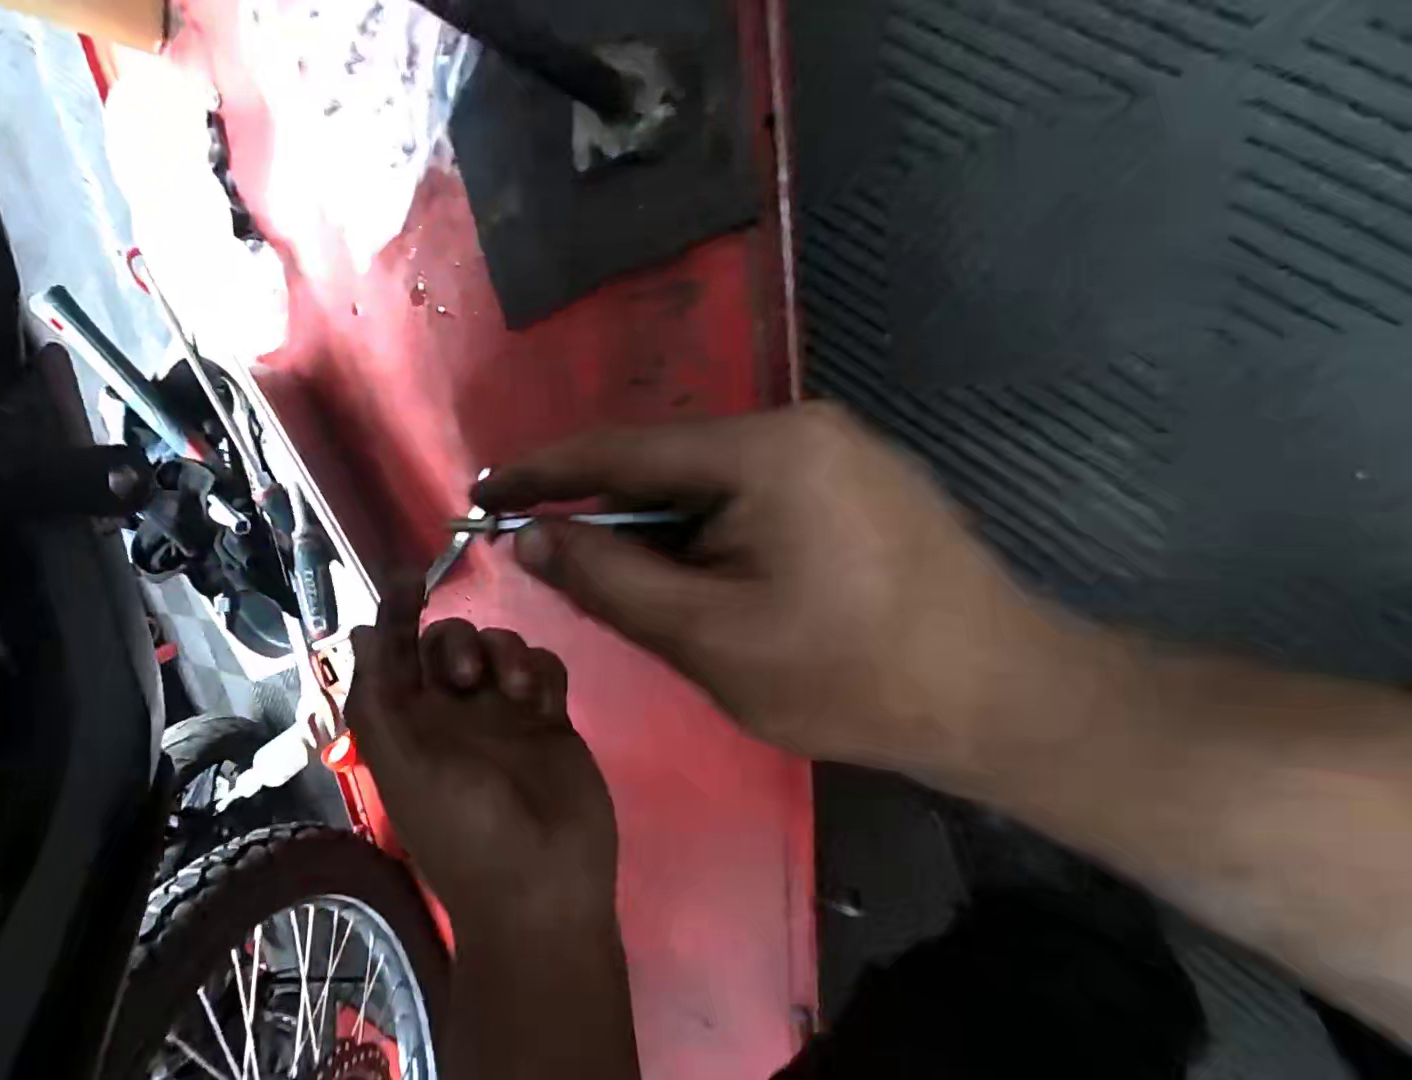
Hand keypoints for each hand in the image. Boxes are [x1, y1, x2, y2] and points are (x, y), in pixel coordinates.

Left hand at [346, 585, 617, 929]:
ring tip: (517, 694)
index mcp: (411, 719)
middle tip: (468, 681)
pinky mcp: (549, 718)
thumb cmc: (463, 827)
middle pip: (450, 641)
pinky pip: (542, 666)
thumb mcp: (402, 764)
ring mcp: (503, 712)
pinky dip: (539, 669)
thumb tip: (359, 632)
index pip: (398, 649)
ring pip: (499, 646)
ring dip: (504, 653)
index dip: (397, 611)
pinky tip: (542, 701)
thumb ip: (377, 697)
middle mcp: (453, 709)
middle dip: (457, 644)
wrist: (543, 887)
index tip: (409, 577)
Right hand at [473, 403, 1077, 777]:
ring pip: (698, 489)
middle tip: (557, 566)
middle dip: (604, 518)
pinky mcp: (843, 484)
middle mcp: (795, 429)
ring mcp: (826, 453)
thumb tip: (531, 540)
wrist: (1010, 705)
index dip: (541, 473)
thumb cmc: (851, 678)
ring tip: (647, 598)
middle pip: (659, 470)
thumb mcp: (705, 637)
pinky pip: (738, 500)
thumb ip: (607, 581)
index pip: (619, 452)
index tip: (483, 489)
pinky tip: (702, 587)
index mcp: (763, 451)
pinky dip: (698, 540)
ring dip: (655, 538)